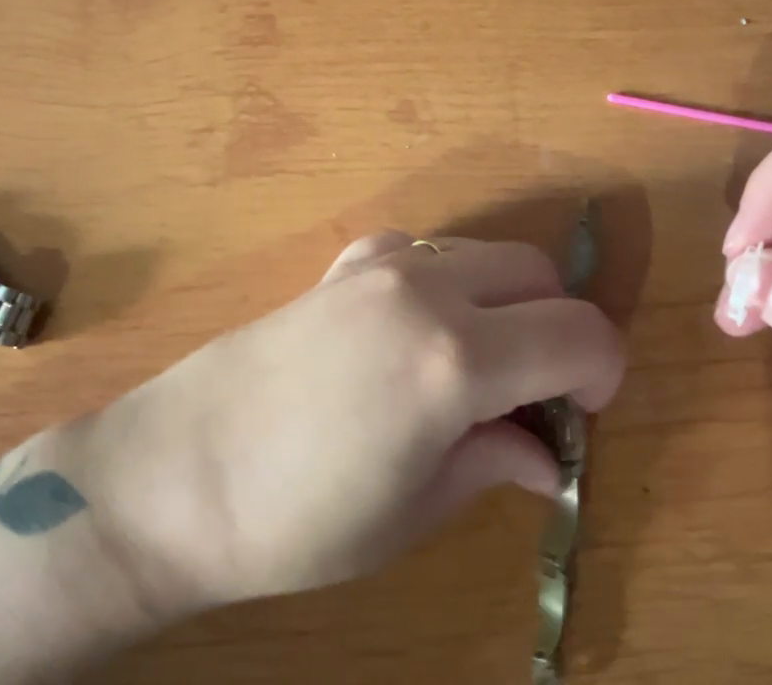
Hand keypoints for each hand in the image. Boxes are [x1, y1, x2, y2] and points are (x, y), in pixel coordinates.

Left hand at [68, 231, 624, 618]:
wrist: (169, 478)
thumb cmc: (296, 521)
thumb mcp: (413, 510)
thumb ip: (494, 462)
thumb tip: (545, 453)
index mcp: (458, 358)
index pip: (582, 334)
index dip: (602, 377)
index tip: (580, 420)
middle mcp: (427, 289)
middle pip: (541, 275)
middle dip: (557, 330)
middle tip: (532, 398)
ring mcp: (377, 267)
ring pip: (485, 255)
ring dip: (505, 303)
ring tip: (472, 370)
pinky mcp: (339, 266)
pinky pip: (421, 250)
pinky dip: (445, 282)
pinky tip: (411, 333)